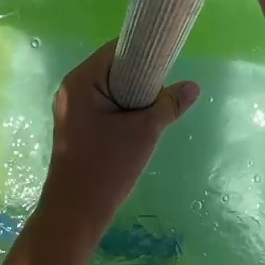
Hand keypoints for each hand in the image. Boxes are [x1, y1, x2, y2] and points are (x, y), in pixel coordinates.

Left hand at [38, 41, 199, 233]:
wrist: (75, 214)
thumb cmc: (107, 169)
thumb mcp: (145, 133)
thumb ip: (169, 105)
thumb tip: (193, 87)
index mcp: (81, 81)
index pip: (118, 50)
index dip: (146, 56)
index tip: (168, 71)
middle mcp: (71, 91)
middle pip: (115, 71)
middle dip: (142, 86)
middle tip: (159, 106)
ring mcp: (71, 112)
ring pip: (112, 95)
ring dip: (134, 106)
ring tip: (148, 126)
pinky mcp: (76, 132)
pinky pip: (104, 112)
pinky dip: (123, 119)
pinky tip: (134, 138)